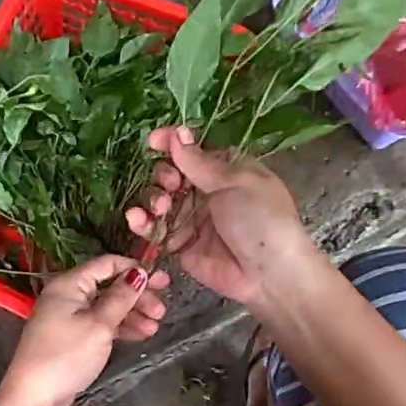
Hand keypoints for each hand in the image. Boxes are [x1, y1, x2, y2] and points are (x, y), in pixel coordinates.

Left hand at [0, 254, 169, 405]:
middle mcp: (68, 295)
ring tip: (155, 326)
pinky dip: (121, 327)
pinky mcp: (73, 336)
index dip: (136, 269)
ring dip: (133, 314)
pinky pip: (101, 323)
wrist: (34, 396)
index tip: (162, 280)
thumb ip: (121, 298)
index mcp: (70, 284)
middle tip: (162, 309)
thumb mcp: (99, 325)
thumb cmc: (66, 355)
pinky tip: (141, 334)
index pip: (107, 264)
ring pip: (108, 307)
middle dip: (138, 296)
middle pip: (110, 286)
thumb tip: (139, 273)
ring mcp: (69, 317)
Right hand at [125, 127, 313, 305]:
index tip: (153, 141)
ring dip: (153, 199)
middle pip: (173, 175)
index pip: (194, 151)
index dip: (172, 143)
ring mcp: (195, 221)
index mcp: (227, 171)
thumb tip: (177, 133)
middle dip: (164, 175)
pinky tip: (135, 219)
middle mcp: (208, 193)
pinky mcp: (183, 247)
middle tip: (171, 184)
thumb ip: (199, 162)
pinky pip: (158, 232)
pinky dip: (144, 224)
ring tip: (160, 206)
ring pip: (161, 203)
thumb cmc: (261, 218)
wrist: (270, 272)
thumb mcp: (234, 182)